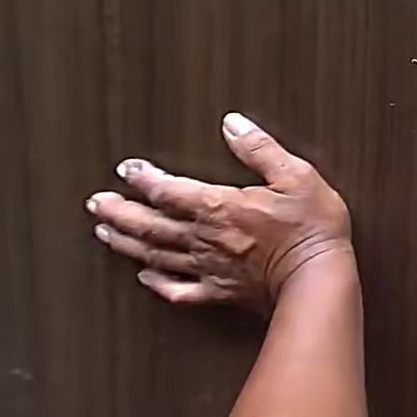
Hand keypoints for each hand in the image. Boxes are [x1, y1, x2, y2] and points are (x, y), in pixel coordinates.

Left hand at [88, 113, 353, 313]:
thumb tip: (233, 124)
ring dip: (128, 243)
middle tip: (97, 204)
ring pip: (158, 255)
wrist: (320, 281)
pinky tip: (145, 278)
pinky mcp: (221, 292)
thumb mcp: (295, 175)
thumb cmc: (311, 228)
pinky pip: (180, 290)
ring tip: (105, 233)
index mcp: (221, 207)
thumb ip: (260, 149)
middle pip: (152, 225)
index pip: (170, 191)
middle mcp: (206, 239)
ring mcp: (210, 268)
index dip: (145, 179)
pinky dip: (158, 284)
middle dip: (121, 213)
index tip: (127, 169)